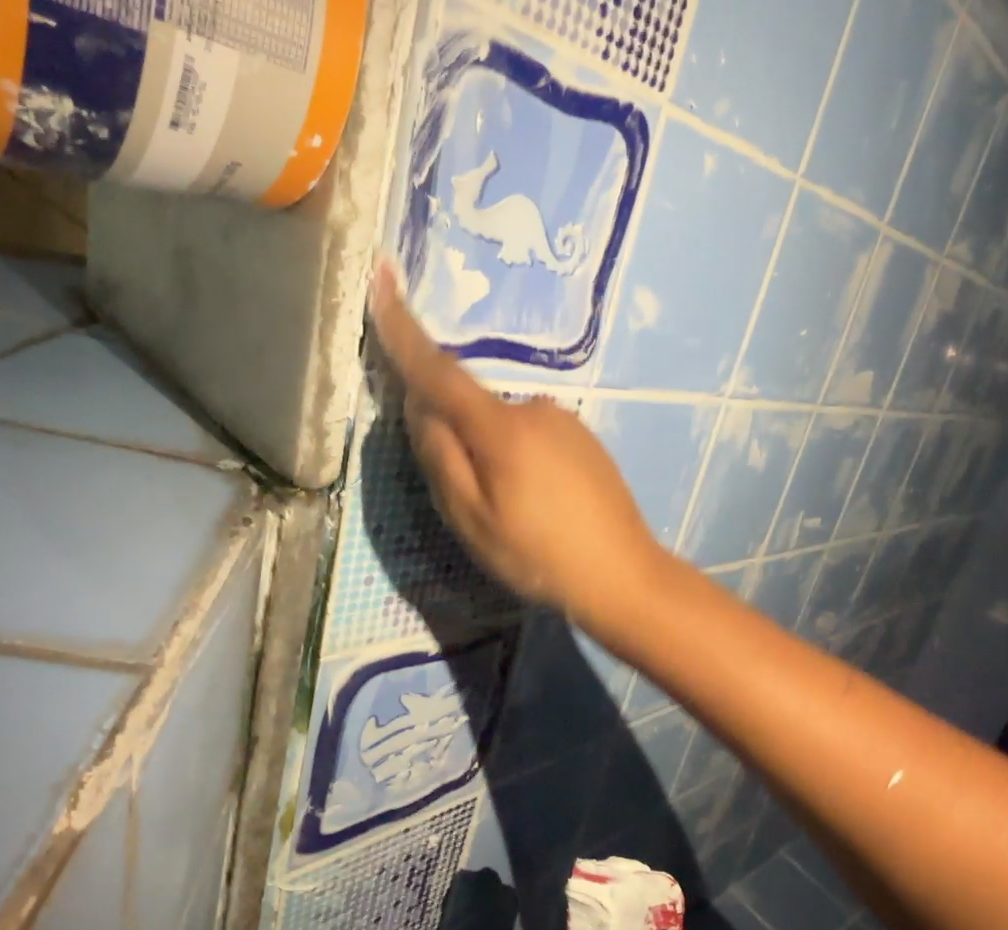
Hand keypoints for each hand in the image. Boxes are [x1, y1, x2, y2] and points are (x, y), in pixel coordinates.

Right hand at [367, 257, 669, 626]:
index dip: (404, 327)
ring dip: (491, 457)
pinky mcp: (584, 438)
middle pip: (470, 407)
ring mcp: (565, 420)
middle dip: (454, 439)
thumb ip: (441, 457)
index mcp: (502, 427)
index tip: (382, 276)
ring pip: (501, 427)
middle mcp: (535, 408)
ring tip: (513, 516)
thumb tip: (420, 406)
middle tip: (469, 503)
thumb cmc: (540, 555)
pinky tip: (539, 507)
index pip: (439, 370)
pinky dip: (520, 463)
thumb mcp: (473, 519)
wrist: (624, 575)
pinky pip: (531, 437)